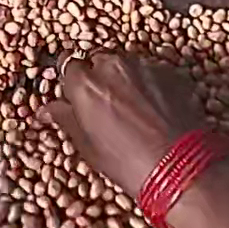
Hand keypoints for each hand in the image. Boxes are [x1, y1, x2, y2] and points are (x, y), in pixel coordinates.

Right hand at [45, 52, 204, 196]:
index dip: (73, 80)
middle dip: (98, 75)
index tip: (77, 92)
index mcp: (84, 83)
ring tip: (133, 107)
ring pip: (125, 63)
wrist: (182, 168)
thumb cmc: (128, 162)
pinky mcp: (169, 72)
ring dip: (124, 77)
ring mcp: (143, 66)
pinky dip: (149, 83)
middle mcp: (112, 66)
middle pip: (97, 59)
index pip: (68, 64)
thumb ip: (65, 118)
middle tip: (106, 103)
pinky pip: (150, 70)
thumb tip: (46, 109)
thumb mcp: (87, 145)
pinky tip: (154, 108)